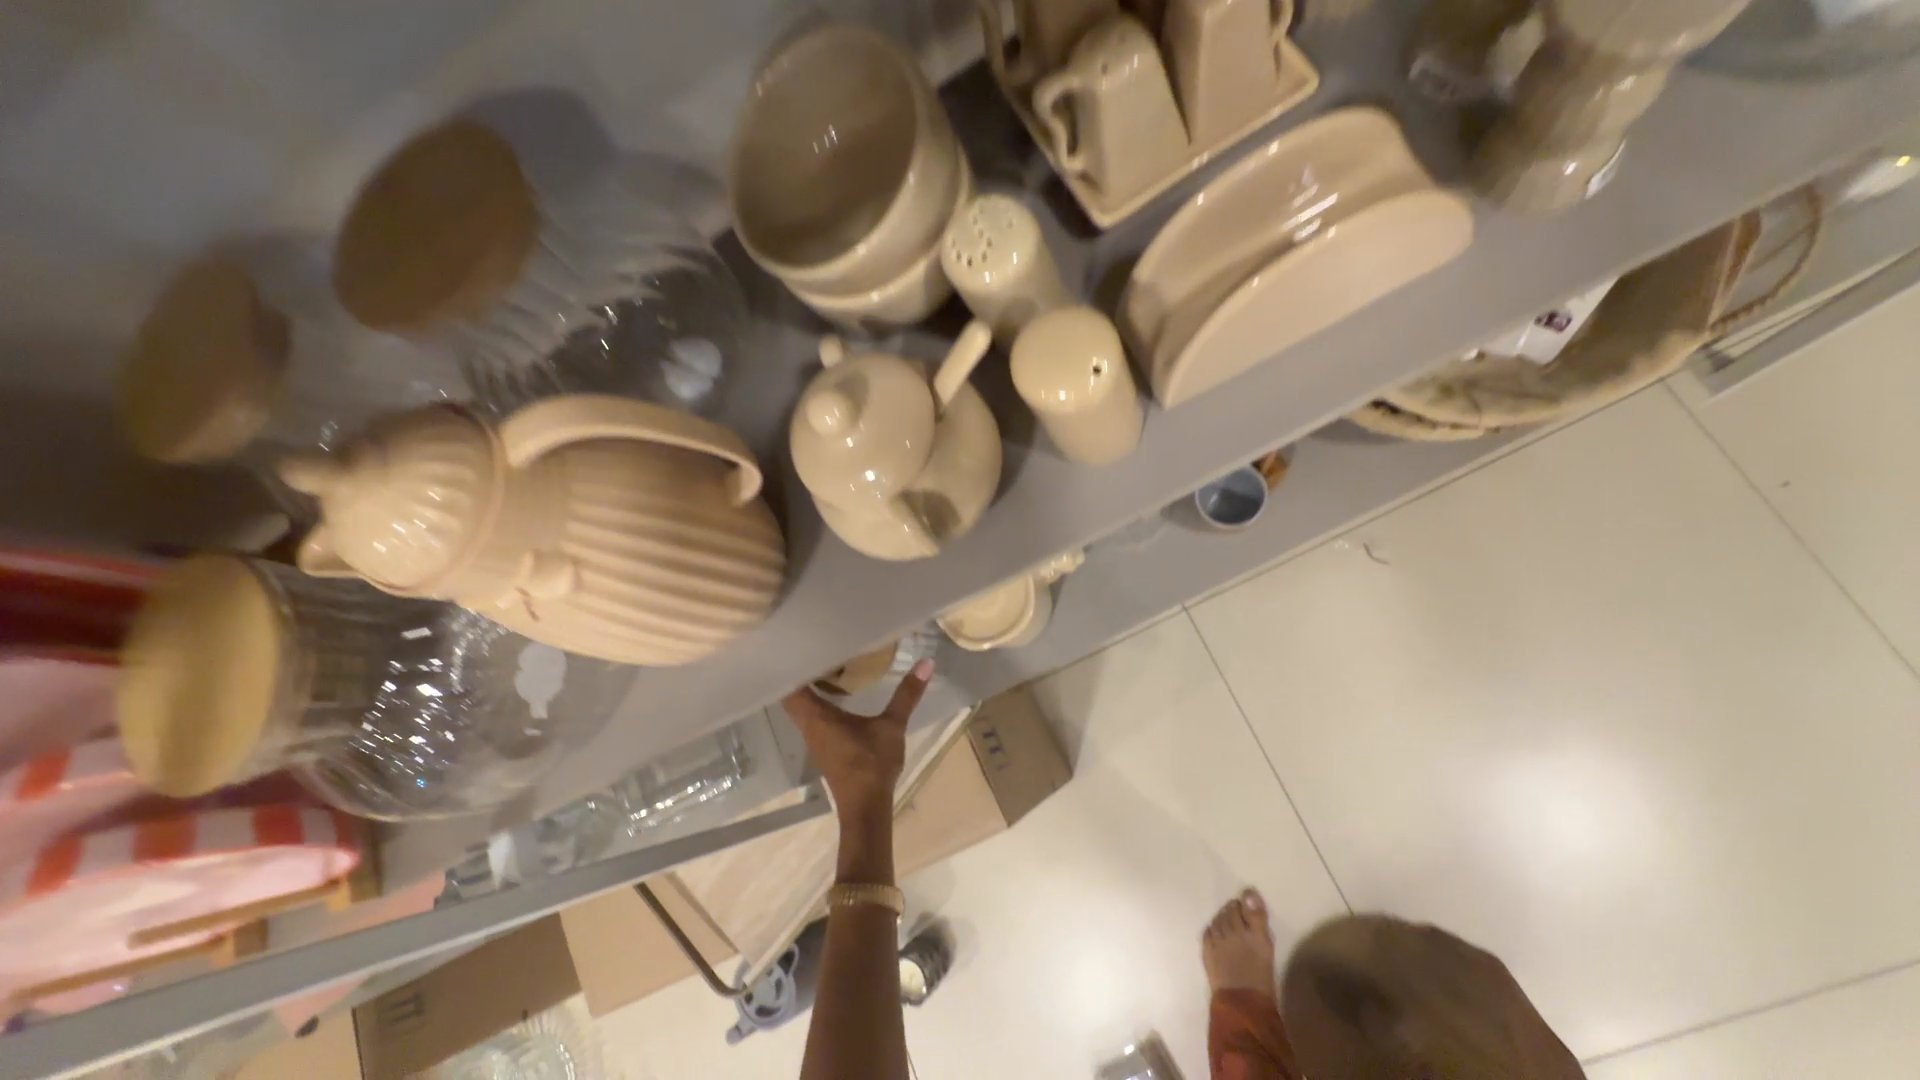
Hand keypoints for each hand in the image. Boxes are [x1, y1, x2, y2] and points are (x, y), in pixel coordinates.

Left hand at [784, 659, 933, 818]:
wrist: (866, 807)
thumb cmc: (872, 764)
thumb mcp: (892, 726)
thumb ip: (906, 695)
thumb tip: (926, 662)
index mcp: (818, 717)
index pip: (790, 687)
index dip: (791, 667)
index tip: (801, 647)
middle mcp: (809, 726)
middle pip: (793, 695)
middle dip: (802, 674)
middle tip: (816, 651)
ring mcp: (815, 739)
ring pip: (803, 708)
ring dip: (810, 689)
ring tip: (827, 665)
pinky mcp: (824, 747)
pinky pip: (813, 718)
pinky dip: (819, 704)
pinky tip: (837, 694)